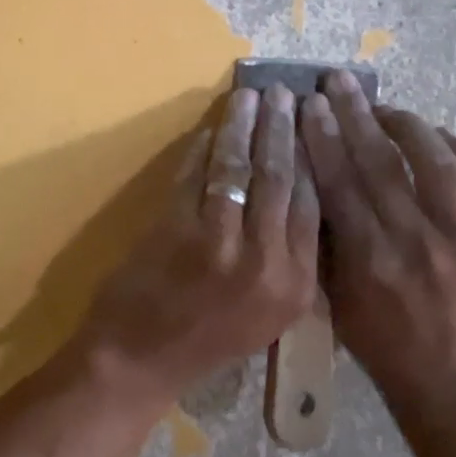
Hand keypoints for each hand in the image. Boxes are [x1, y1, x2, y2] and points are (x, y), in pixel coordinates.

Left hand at [73, 85, 319, 403]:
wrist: (140, 363)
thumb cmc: (206, 342)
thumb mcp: (267, 313)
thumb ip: (286, 260)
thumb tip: (295, 190)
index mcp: (298, 286)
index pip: (315, 205)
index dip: (313, 156)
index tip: (314, 122)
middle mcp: (269, 263)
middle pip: (282, 178)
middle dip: (283, 128)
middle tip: (286, 93)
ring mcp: (221, 244)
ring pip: (240, 168)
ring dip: (244, 125)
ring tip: (250, 96)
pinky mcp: (178, 229)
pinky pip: (198, 175)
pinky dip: (204, 148)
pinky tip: (211, 130)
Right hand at [299, 71, 455, 421]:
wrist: (444, 375)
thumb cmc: (374, 338)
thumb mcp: (331, 296)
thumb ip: (321, 237)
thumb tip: (308, 176)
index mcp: (370, 259)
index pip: (340, 182)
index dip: (322, 138)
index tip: (308, 104)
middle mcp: (416, 240)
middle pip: (382, 162)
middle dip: (356, 115)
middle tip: (338, 82)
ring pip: (435, 160)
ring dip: (405, 124)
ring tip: (383, 105)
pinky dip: (455, 148)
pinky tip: (433, 134)